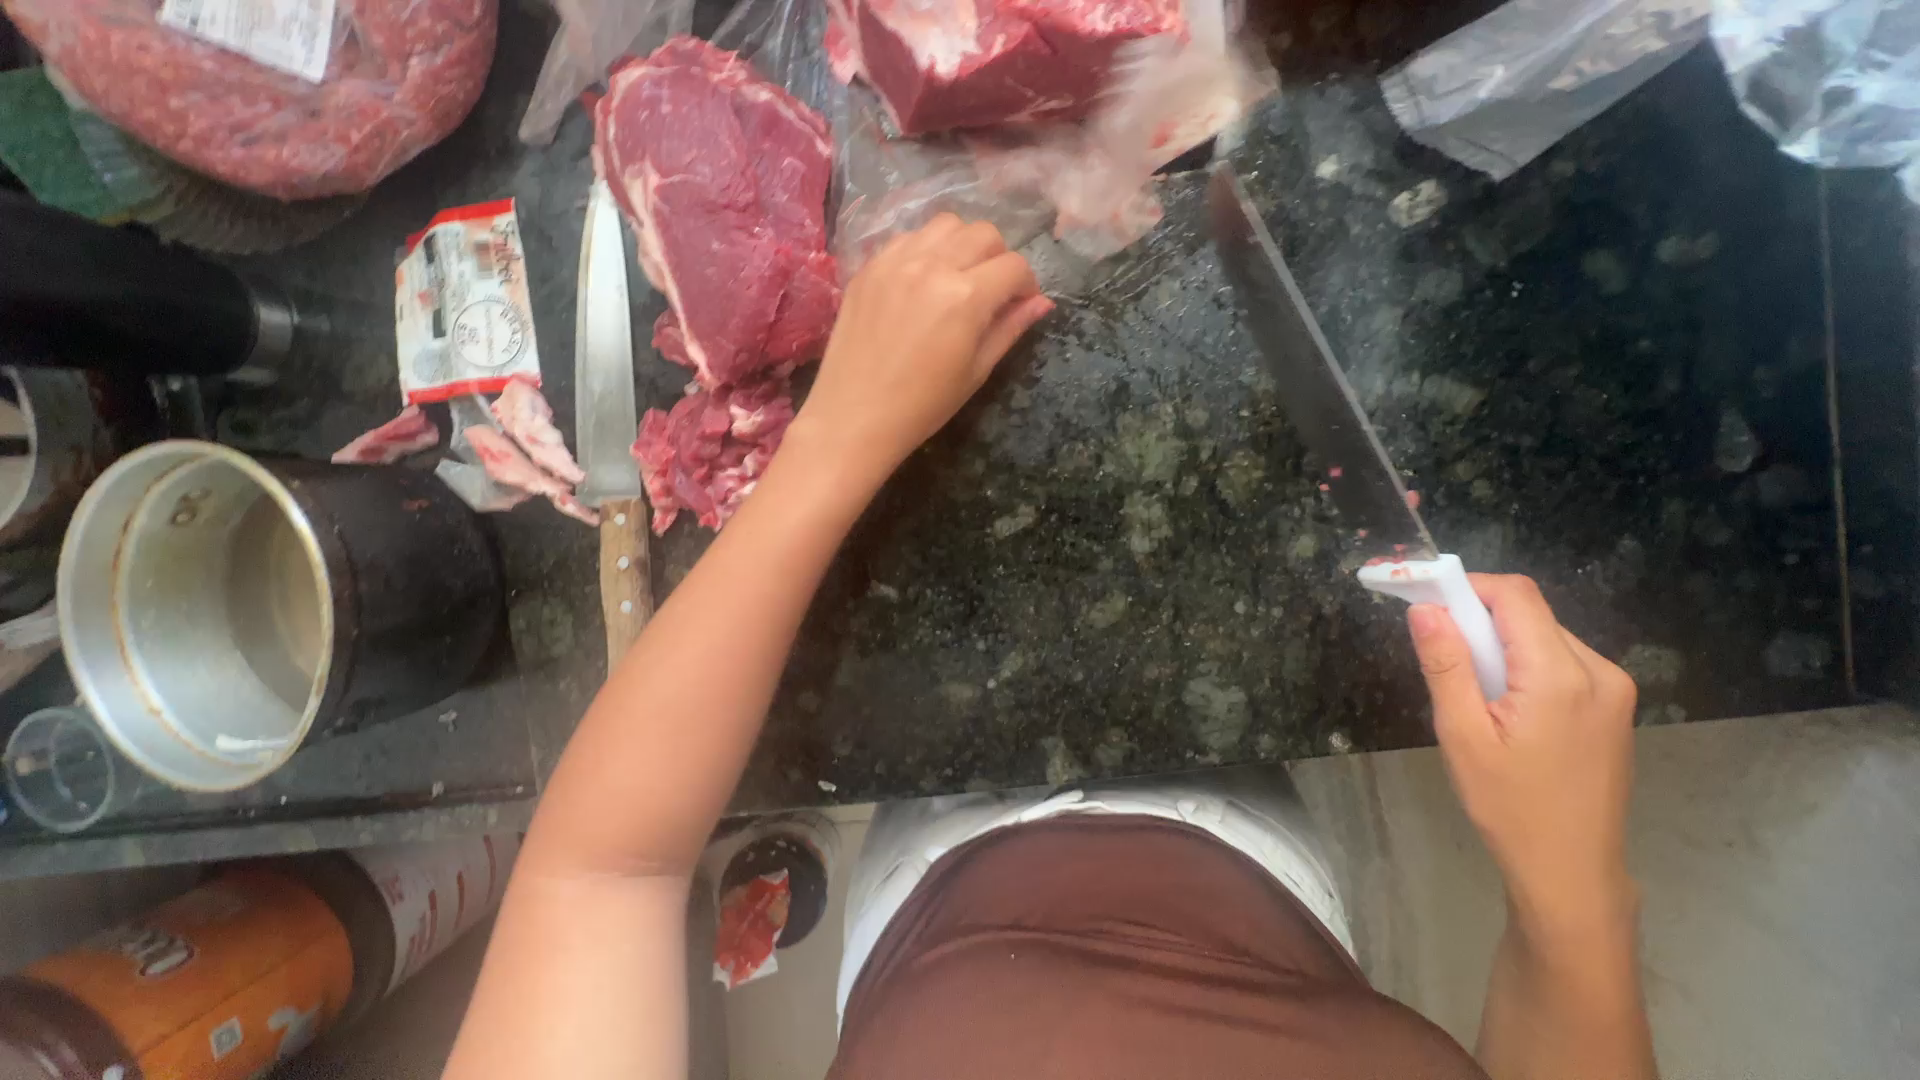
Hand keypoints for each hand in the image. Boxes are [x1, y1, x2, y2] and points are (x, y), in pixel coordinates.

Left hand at [790, 215, 1051, 483]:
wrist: (854, 417)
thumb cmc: (923, 405)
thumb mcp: (976, 371)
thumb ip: (1010, 328)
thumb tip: (1042, 303)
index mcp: (966, 296)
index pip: (1014, 266)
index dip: (1027, 285)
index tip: (1021, 304)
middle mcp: (932, 265)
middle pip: (984, 233)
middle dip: (998, 258)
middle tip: (992, 290)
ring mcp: (896, 261)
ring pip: (946, 225)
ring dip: (962, 244)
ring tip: (957, 277)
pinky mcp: (869, 266)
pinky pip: (908, 238)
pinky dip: (925, 249)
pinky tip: (922, 282)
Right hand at [1407, 575, 1638, 936]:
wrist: (1571, 870)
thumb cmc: (1508, 806)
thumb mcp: (1462, 735)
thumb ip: (1445, 665)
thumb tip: (1424, 608)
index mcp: (1560, 675)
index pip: (1515, 595)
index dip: (1466, 586)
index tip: (1423, 601)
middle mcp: (1599, 671)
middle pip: (1530, 614)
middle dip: (1479, 620)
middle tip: (1440, 656)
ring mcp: (1613, 689)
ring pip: (1544, 636)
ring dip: (1500, 645)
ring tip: (1472, 694)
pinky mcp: (1614, 707)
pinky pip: (1561, 662)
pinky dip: (1523, 665)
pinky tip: (1505, 707)